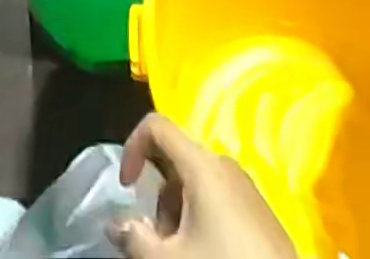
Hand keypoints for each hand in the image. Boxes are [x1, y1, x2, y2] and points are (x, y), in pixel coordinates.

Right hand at [109, 114, 296, 258]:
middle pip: (175, 158)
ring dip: (176, 210)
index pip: (158, 125)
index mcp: (201, 163)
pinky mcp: (253, 202)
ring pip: (193, 180)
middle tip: (157, 238)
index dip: (132, 146)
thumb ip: (135, 238)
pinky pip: (215, 193)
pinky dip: (197, 214)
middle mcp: (222, 162)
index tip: (126, 186)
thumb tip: (116, 223)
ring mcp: (241, 180)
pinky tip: (203, 249)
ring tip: (180, 250)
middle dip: (157, 195)